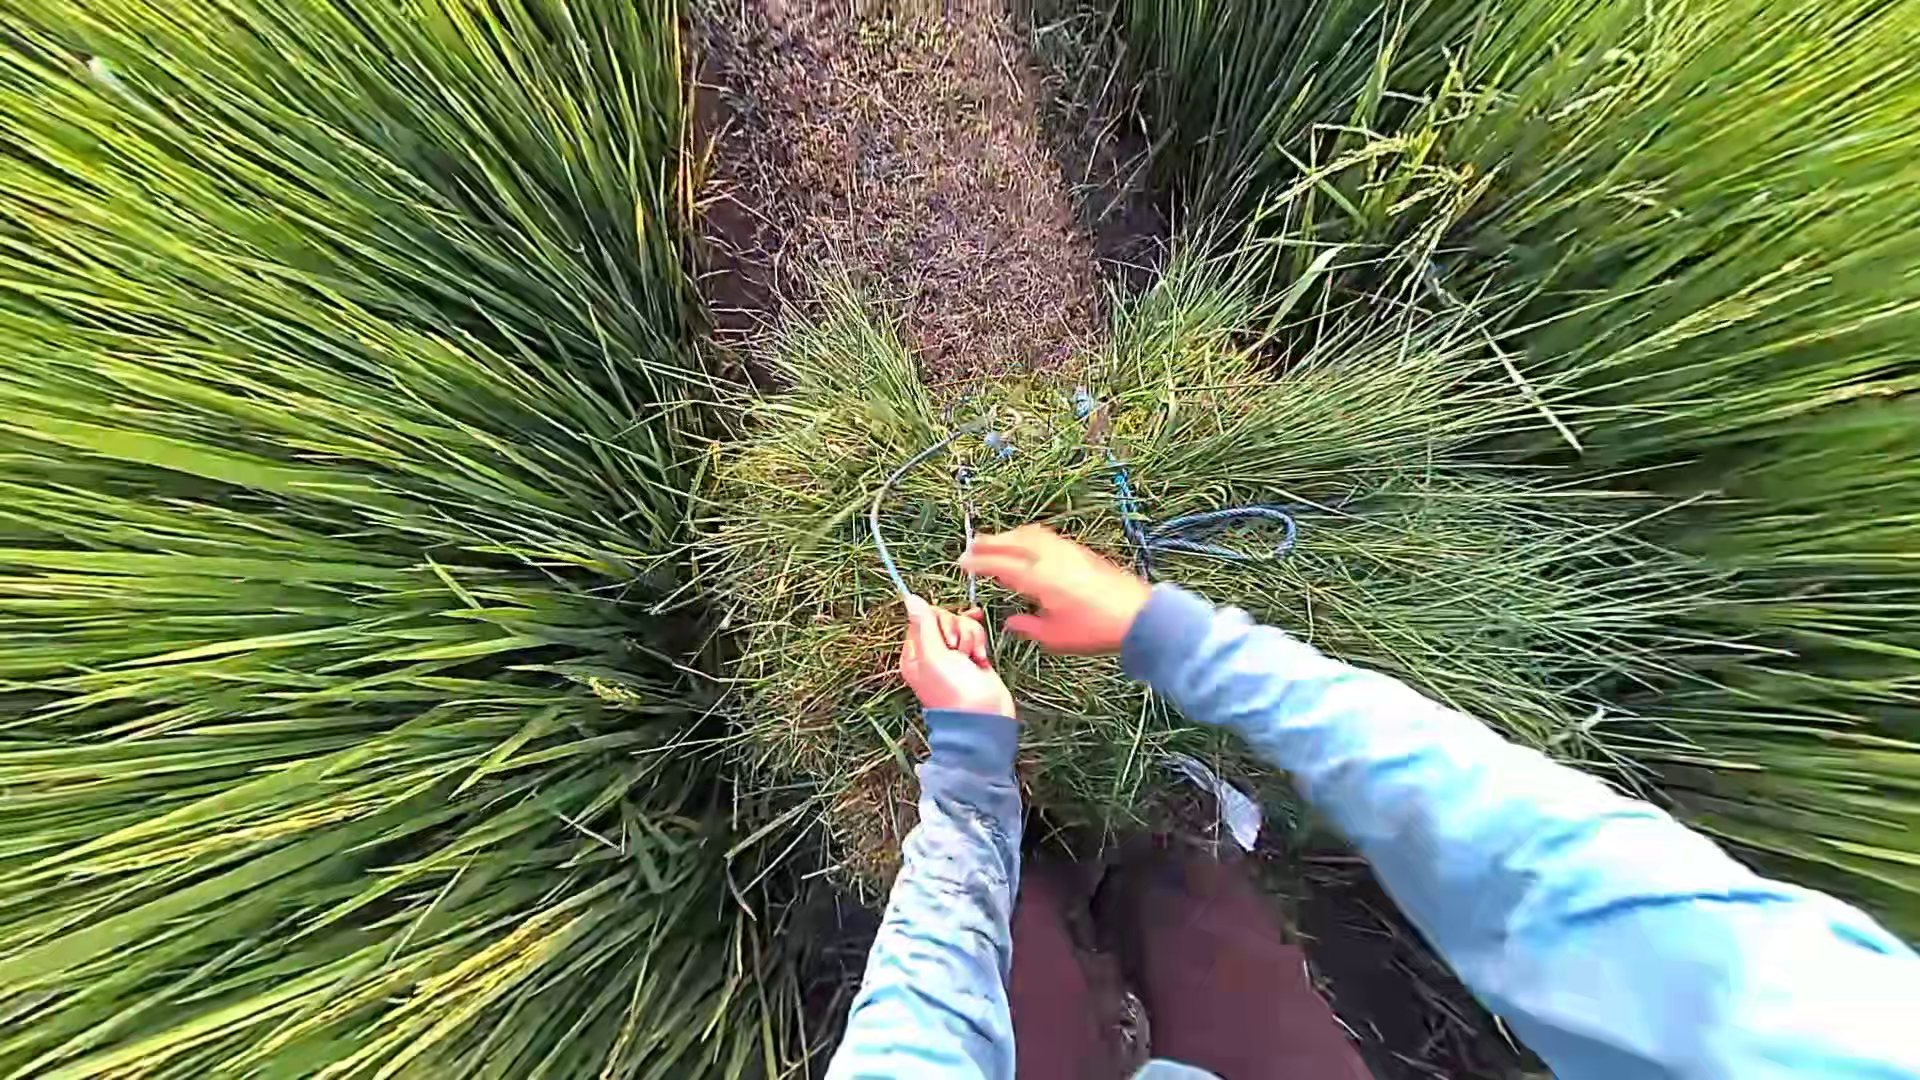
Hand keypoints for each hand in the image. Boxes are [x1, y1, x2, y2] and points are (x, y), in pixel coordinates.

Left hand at [900, 596, 1014, 716]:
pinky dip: (979, 642)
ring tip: (971, 659)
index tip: (947, 640)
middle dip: (957, 630)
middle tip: (958, 652)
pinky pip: (974, 632)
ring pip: (962, 623)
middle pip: (944, 617)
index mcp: (915, 653)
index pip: (923, 617)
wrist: (985, 717)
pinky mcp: (971, 654)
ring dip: (970, 637)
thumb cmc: (954, 692)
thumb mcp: (933, 656)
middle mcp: (931, 651)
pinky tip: (980, 658)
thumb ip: (924, 624)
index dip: (938, 622)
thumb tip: (910, 597)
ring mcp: (952, 653)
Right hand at [959, 525, 1150, 653]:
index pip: (1000, 565)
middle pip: (1011, 542)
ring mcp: (1064, 550)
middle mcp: (1048, 558)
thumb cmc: (1094, 629)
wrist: (1136, 615)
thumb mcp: (1055, 636)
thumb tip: (1011, 622)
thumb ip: (1028, 626)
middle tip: (971, 547)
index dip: (979, 563)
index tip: (963, 563)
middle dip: (988, 543)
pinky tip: (1026, 543)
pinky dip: (1026, 536)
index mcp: (1037, 578)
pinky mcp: (1077, 550)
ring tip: (994, 542)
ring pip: (1028, 535)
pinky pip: (1044, 536)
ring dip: (1007, 536)